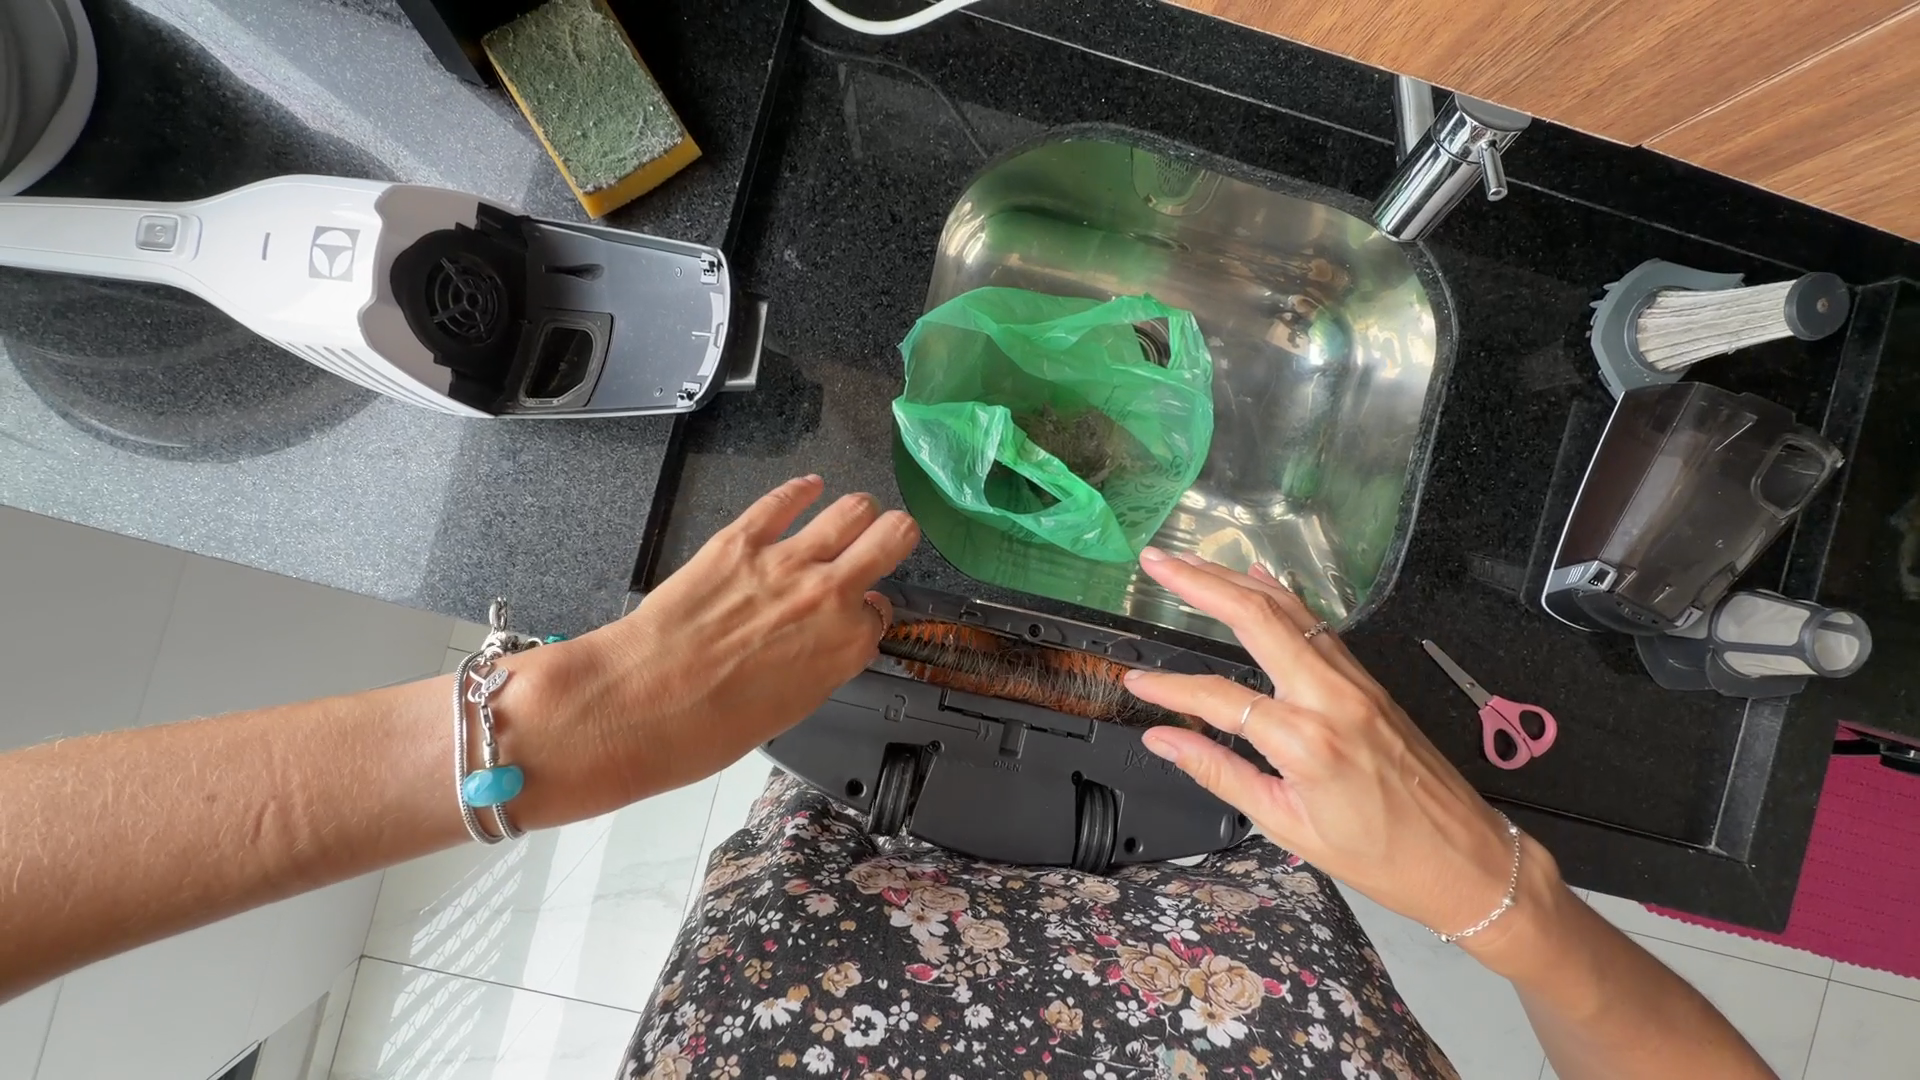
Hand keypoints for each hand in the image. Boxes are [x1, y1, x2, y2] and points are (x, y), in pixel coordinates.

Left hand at [505, 476, 918, 825]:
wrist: (640, 705)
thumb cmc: (709, 727)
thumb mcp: (792, 707)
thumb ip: (824, 662)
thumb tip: (828, 638)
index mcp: (847, 645)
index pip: (882, 610)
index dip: (871, 608)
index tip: (859, 609)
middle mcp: (830, 594)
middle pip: (893, 535)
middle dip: (895, 535)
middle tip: (886, 537)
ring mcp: (788, 560)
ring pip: (852, 509)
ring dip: (858, 512)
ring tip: (851, 515)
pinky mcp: (742, 538)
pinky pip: (785, 499)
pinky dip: (802, 491)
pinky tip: (808, 488)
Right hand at [1124, 548, 1546, 938]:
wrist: (1470, 861)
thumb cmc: (1379, 856)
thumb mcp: (1288, 825)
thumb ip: (1218, 773)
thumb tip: (1162, 740)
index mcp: (1306, 740)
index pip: (1218, 697)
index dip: (1169, 687)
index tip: (1134, 681)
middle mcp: (1330, 695)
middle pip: (1256, 617)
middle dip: (1199, 583)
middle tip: (1156, 562)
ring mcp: (1353, 680)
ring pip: (1286, 610)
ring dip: (1234, 579)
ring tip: (1190, 562)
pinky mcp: (1366, 679)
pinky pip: (1314, 623)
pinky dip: (1278, 595)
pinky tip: (1255, 577)